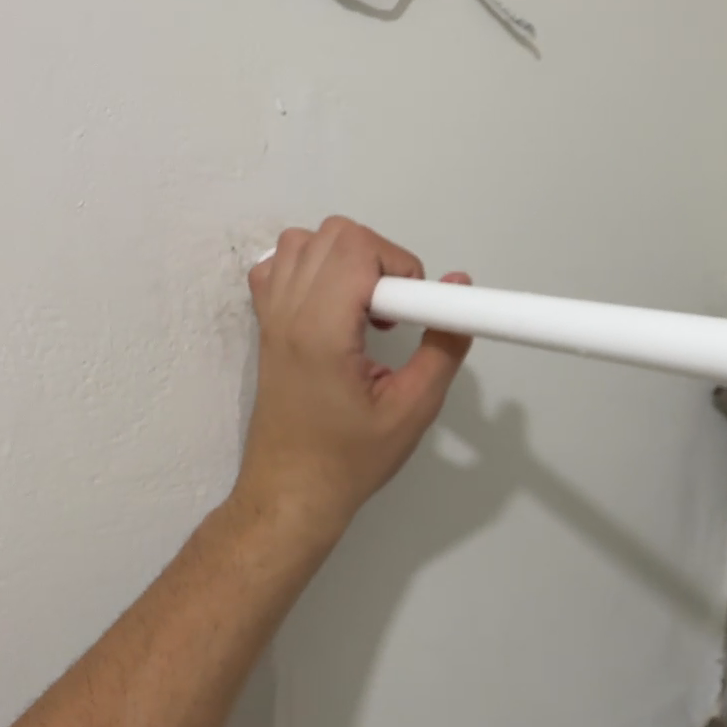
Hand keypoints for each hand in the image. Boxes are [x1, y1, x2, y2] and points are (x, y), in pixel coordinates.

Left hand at [231, 217, 470, 540]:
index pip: (356, 248)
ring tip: (371, 306)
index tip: (416, 309)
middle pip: (333, 234)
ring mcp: (270, 317)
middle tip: (400, 307)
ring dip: (347, 258)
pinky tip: (338, 305)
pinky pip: (279, 266)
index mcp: (322, 332)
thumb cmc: (351, 458)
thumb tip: (460, 290)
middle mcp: (288, 313)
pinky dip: (313, 268)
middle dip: (381, 256)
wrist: (292, 492)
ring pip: (302, 241)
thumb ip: (444, 346)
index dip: (402, 266)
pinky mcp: (266, 326)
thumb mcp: (416, 407)